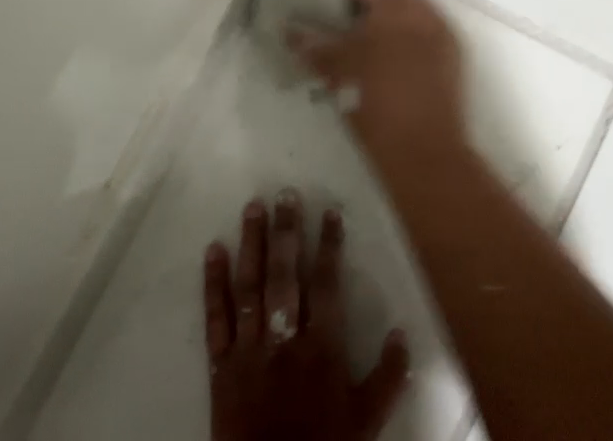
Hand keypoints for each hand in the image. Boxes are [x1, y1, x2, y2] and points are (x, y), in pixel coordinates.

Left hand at [203, 192, 409, 440]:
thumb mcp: (366, 420)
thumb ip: (387, 376)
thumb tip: (400, 331)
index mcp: (322, 349)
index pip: (326, 286)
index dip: (328, 247)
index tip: (329, 213)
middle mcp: (284, 339)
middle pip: (285, 276)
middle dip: (287, 233)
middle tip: (286, 194)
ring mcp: (248, 348)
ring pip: (249, 287)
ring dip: (251, 245)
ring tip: (252, 208)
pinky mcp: (220, 363)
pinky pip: (215, 317)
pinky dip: (212, 282)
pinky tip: (213, 250)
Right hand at [287, 0, 468, 169]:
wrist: (423, 149)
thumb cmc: (373, 101)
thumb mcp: (337, 71)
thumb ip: (314, 45)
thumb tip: (289, 30)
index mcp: (393, 7)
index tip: (338, 12)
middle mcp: (423, 12)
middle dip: (380, 1)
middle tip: (356, 27)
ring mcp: (444, 35)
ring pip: (419, 11)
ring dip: (399, 19)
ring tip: (377, 48)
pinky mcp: (456, 60)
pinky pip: (433, 33)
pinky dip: (416, 38)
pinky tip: (398, 65)